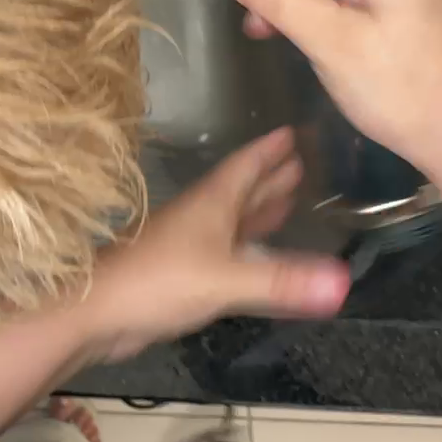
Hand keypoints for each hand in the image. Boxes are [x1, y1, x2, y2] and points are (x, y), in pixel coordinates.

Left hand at [82, 127, 349, 360]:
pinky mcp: (185, 271)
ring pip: (234, 217)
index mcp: (210, 204)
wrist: (97, 311)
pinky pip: (227, 248)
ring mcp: (190, 243)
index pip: (245, 166)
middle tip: (304, 161)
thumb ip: (281, 281)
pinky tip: (259, 251)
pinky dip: (248, 243)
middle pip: (242, 188)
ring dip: (261, 206)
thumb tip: (344, 280)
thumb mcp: (224, 280)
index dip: (268, 149)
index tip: (294, 130)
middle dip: (271, 175)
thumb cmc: (157, 282)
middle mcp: (201, 216)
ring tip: (291, 196)